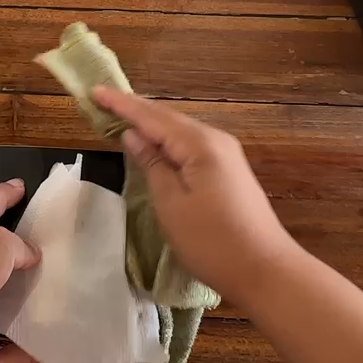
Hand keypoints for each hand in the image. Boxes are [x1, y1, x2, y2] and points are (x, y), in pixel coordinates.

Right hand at [93, 86, 302, 308]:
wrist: (268, 273)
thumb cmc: (213, 241)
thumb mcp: (171, 204)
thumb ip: (151, 164)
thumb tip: (133, 135)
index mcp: (199, 144)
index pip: (151, 116)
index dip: (121, 104)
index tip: (95, 90)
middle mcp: (215, 140)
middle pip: (167, 118)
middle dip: (134, 109)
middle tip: (102, 101)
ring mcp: (226, 155)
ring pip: (179, 130)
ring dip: (150, 124)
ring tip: (121, 117)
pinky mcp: (229, 171)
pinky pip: (189, 144)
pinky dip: (166, 139)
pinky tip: (154, 143)